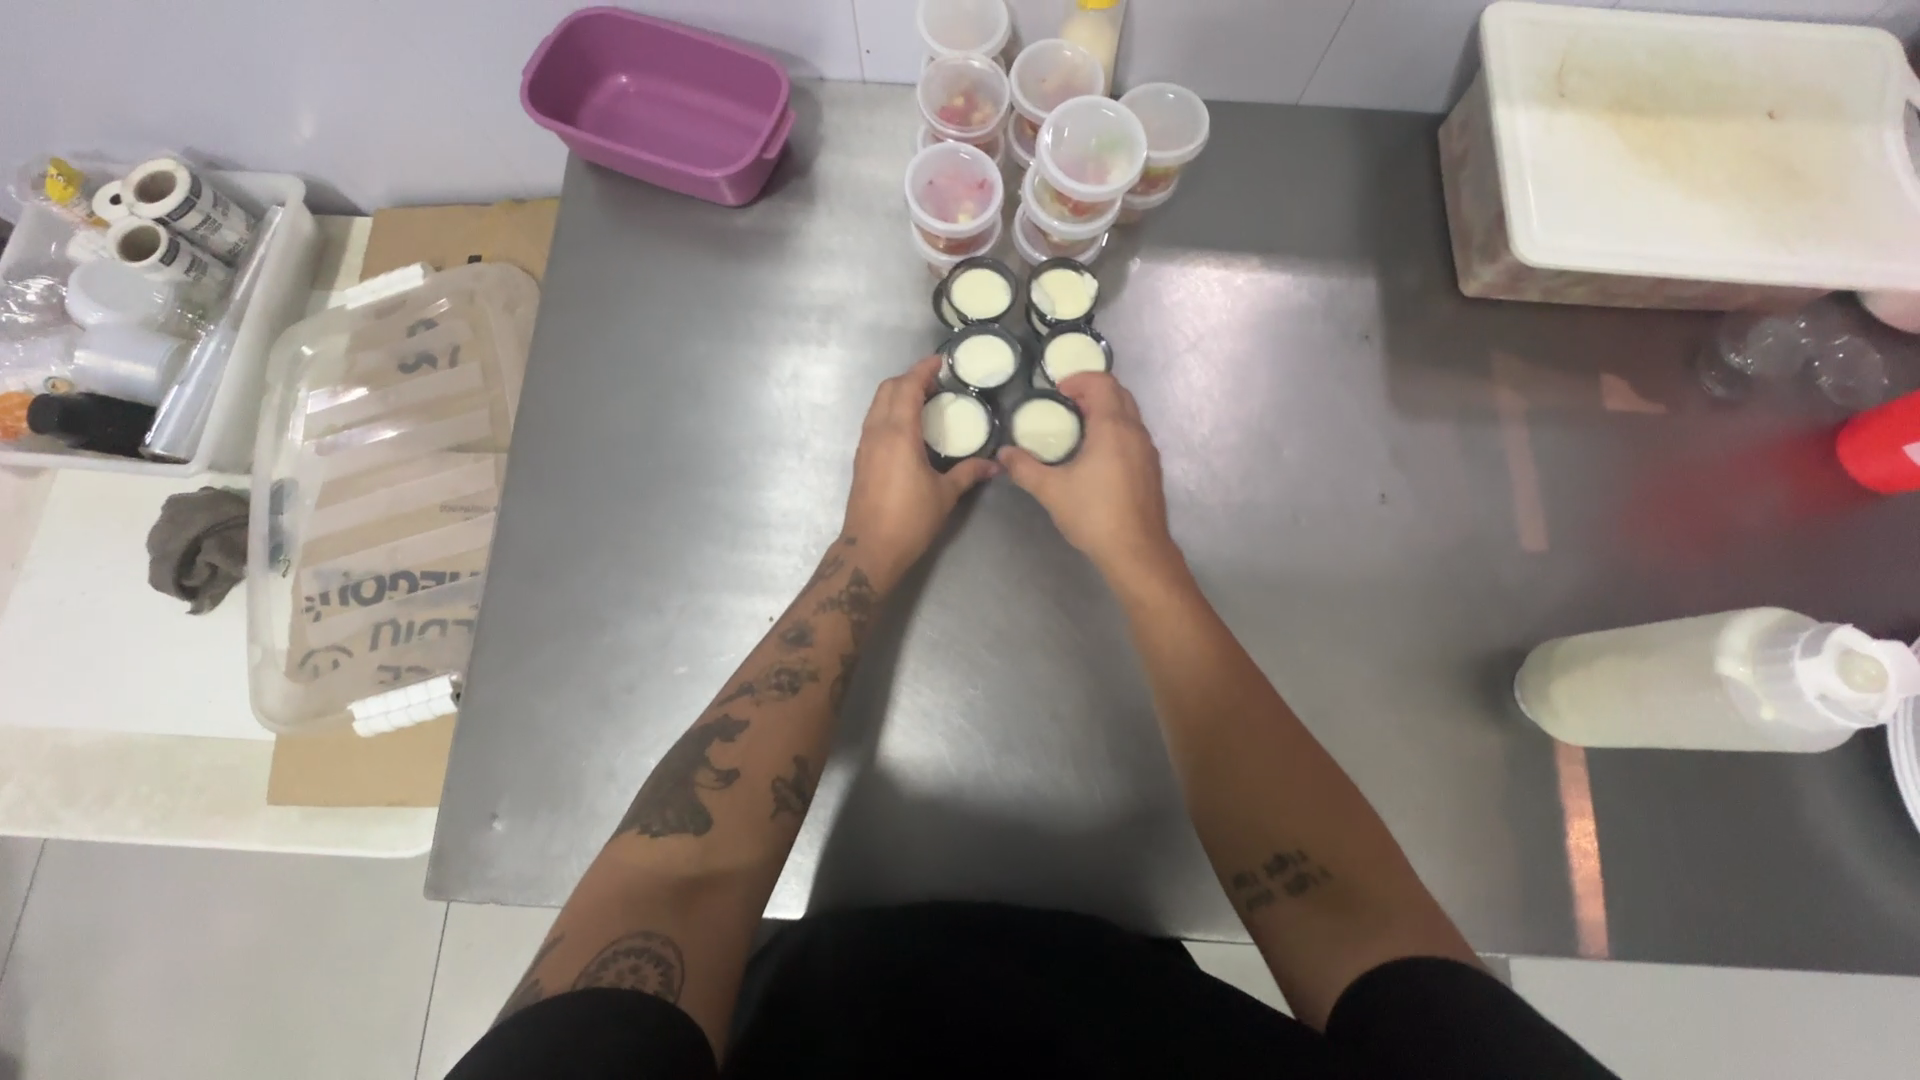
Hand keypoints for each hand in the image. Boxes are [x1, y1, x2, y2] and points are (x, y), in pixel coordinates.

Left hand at [841, 356, 997, 584]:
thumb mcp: (945, 495)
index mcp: (898, 433)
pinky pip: (874, 422)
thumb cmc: (910, 520)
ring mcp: (864, 446)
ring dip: (898, 395)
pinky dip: (890, 413)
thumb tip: (995, 465)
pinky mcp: (861, 460)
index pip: (907, 387)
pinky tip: (910, 428)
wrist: (871, 549)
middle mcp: (876, 432)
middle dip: (910, 378)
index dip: (923, 370)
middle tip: (936, 382)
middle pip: (887, 389)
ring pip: (877, 405)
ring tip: (925, 402)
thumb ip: (969, 473)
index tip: (941, 362)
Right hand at [998, 373, 1180, 582]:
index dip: (1079, 379)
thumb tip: (1003, 454)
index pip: (1103, 383)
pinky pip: (1133, 436)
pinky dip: (1115, 431)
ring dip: (1105, 412)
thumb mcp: (1050, 490)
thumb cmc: (1094, 515)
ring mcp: (1148, 451)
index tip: (1057, 391)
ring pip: (1129, 415)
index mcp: (1113, 427)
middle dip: (1092, 392)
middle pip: (1119, 394)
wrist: (1136, 551)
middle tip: (1065, 405)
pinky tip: (1095, 456)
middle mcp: (1135, 432)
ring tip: (1077, 428)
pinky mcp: (1151, 470)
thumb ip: (1024, 468)